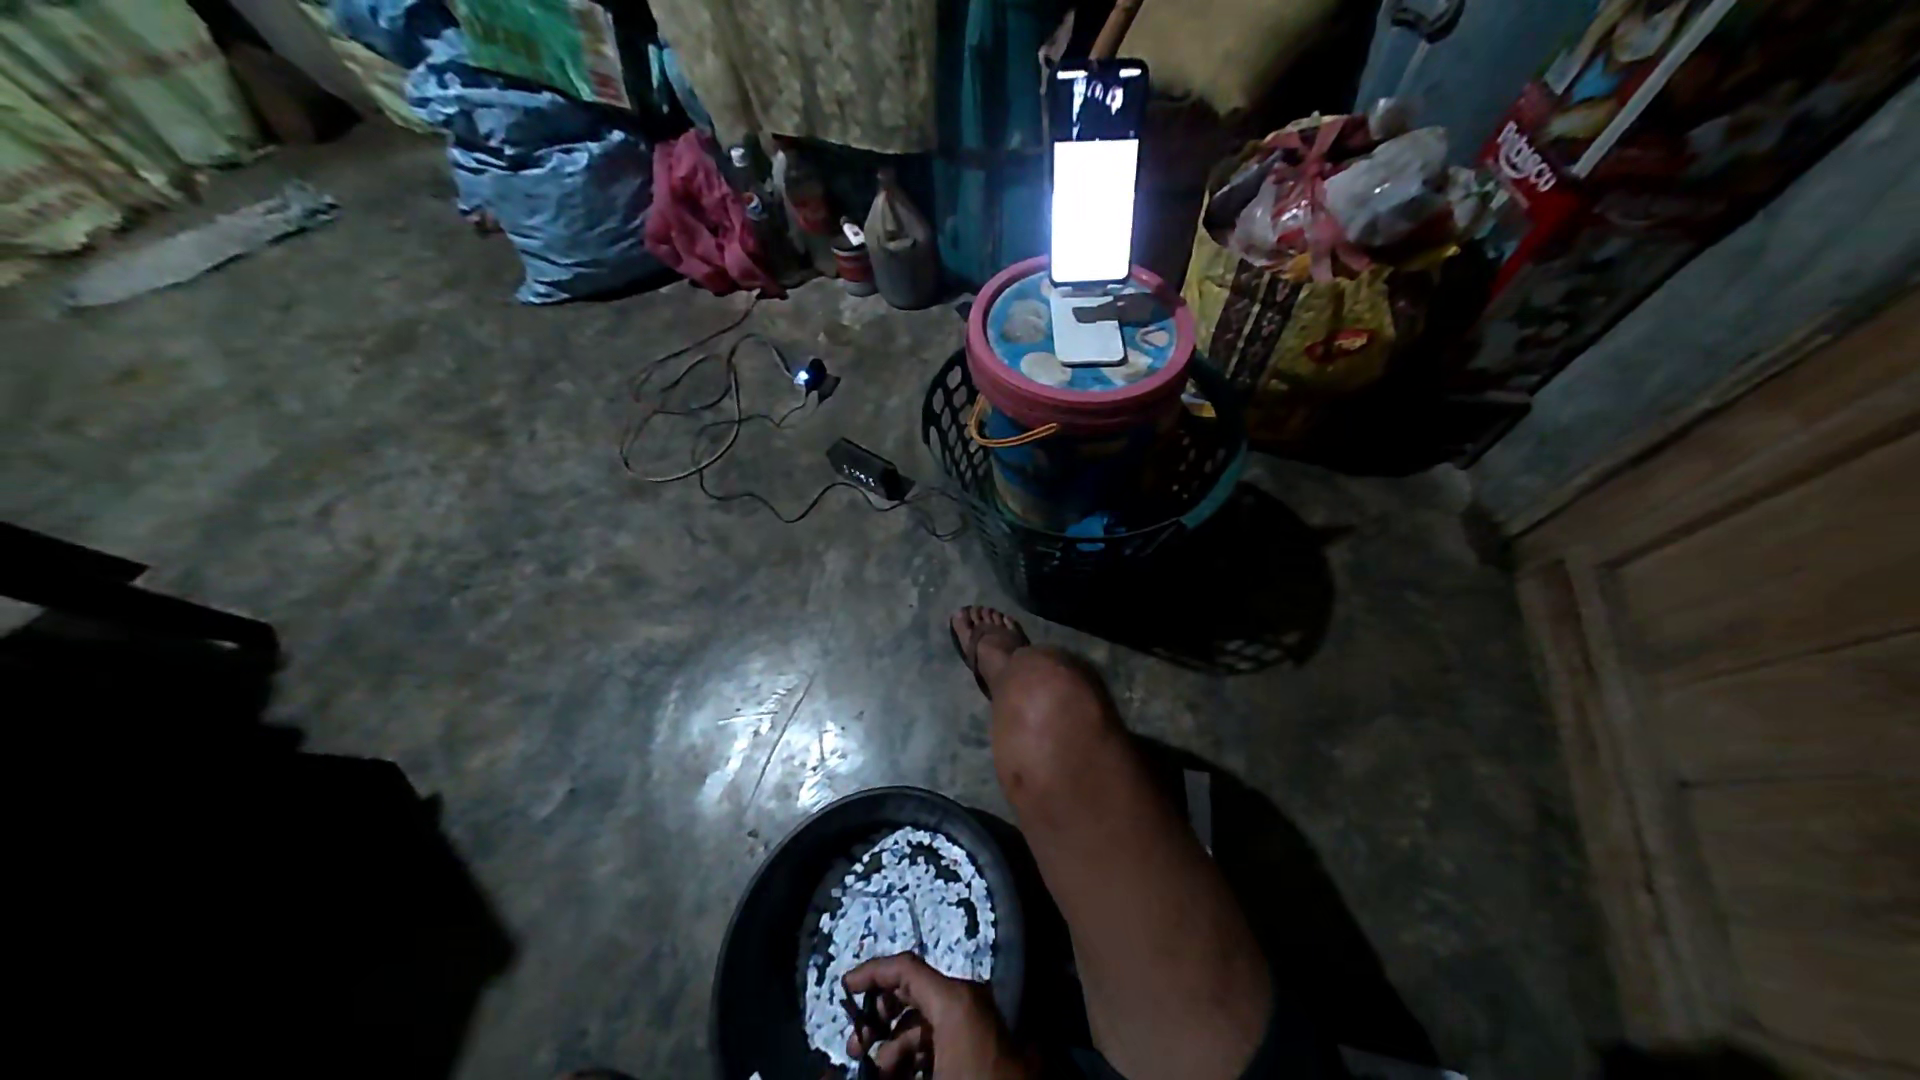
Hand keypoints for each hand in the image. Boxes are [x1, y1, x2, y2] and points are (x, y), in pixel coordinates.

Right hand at [842, 953, 1035, 1079]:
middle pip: (913, 993)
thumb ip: (883, 1068)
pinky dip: (919, 1055)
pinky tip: (900, 1078)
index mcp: (954, 999)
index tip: (844, 989)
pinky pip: (944, 1039)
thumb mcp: (925, 1078)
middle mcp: (966, 1000)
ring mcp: (978, 1021)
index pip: (905, 967)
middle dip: (880, 1018)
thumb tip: (834, 1075)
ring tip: (875, 1074)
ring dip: (896, 1046)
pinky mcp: (984, 1045)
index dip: (871, 973)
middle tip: (855, 1047)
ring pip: (927, 1022)